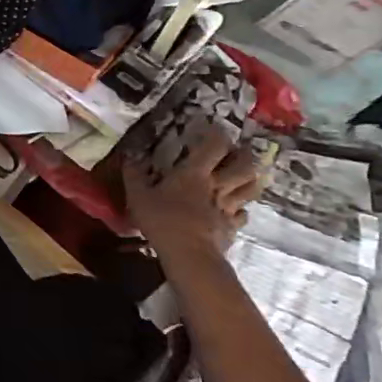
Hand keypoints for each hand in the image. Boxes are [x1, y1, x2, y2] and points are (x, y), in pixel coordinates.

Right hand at [122, 126, 262, 255]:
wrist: (188, 253)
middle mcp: (217, 186)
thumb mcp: (138, 196)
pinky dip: (241, 209)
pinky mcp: (232, 226)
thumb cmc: (161, 220)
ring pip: (251, 187)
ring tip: (243, 176)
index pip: (215, 145)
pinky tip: (234, 210)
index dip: (217, 134)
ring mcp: (229, 207)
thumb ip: (134, 175)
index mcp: (195, 173)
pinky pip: (243, 214)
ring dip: (250, 179)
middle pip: (244, 165)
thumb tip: (129, 157)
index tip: (214, 129)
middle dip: (244, 155)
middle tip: (237, 152)